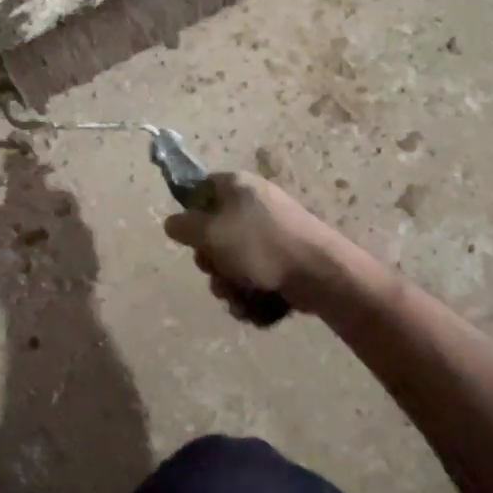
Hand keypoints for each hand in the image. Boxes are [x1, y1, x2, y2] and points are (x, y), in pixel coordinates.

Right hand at [163, 172, 343, 314]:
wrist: (319, 273)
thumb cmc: (260, 246)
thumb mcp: (210, 233)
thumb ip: (184, 226)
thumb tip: (173, 223)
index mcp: (236, 186)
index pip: (201, 189)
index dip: (191, 213)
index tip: (191, 236)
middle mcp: (254, 205)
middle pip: (214, 232)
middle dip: (211, 260)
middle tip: (217, 270)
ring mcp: (272, 234)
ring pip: (233, 261)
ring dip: (229, 284)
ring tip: (238, 295)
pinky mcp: (284, 260)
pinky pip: (255, 276)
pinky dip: (251, 294)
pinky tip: (254, 306)